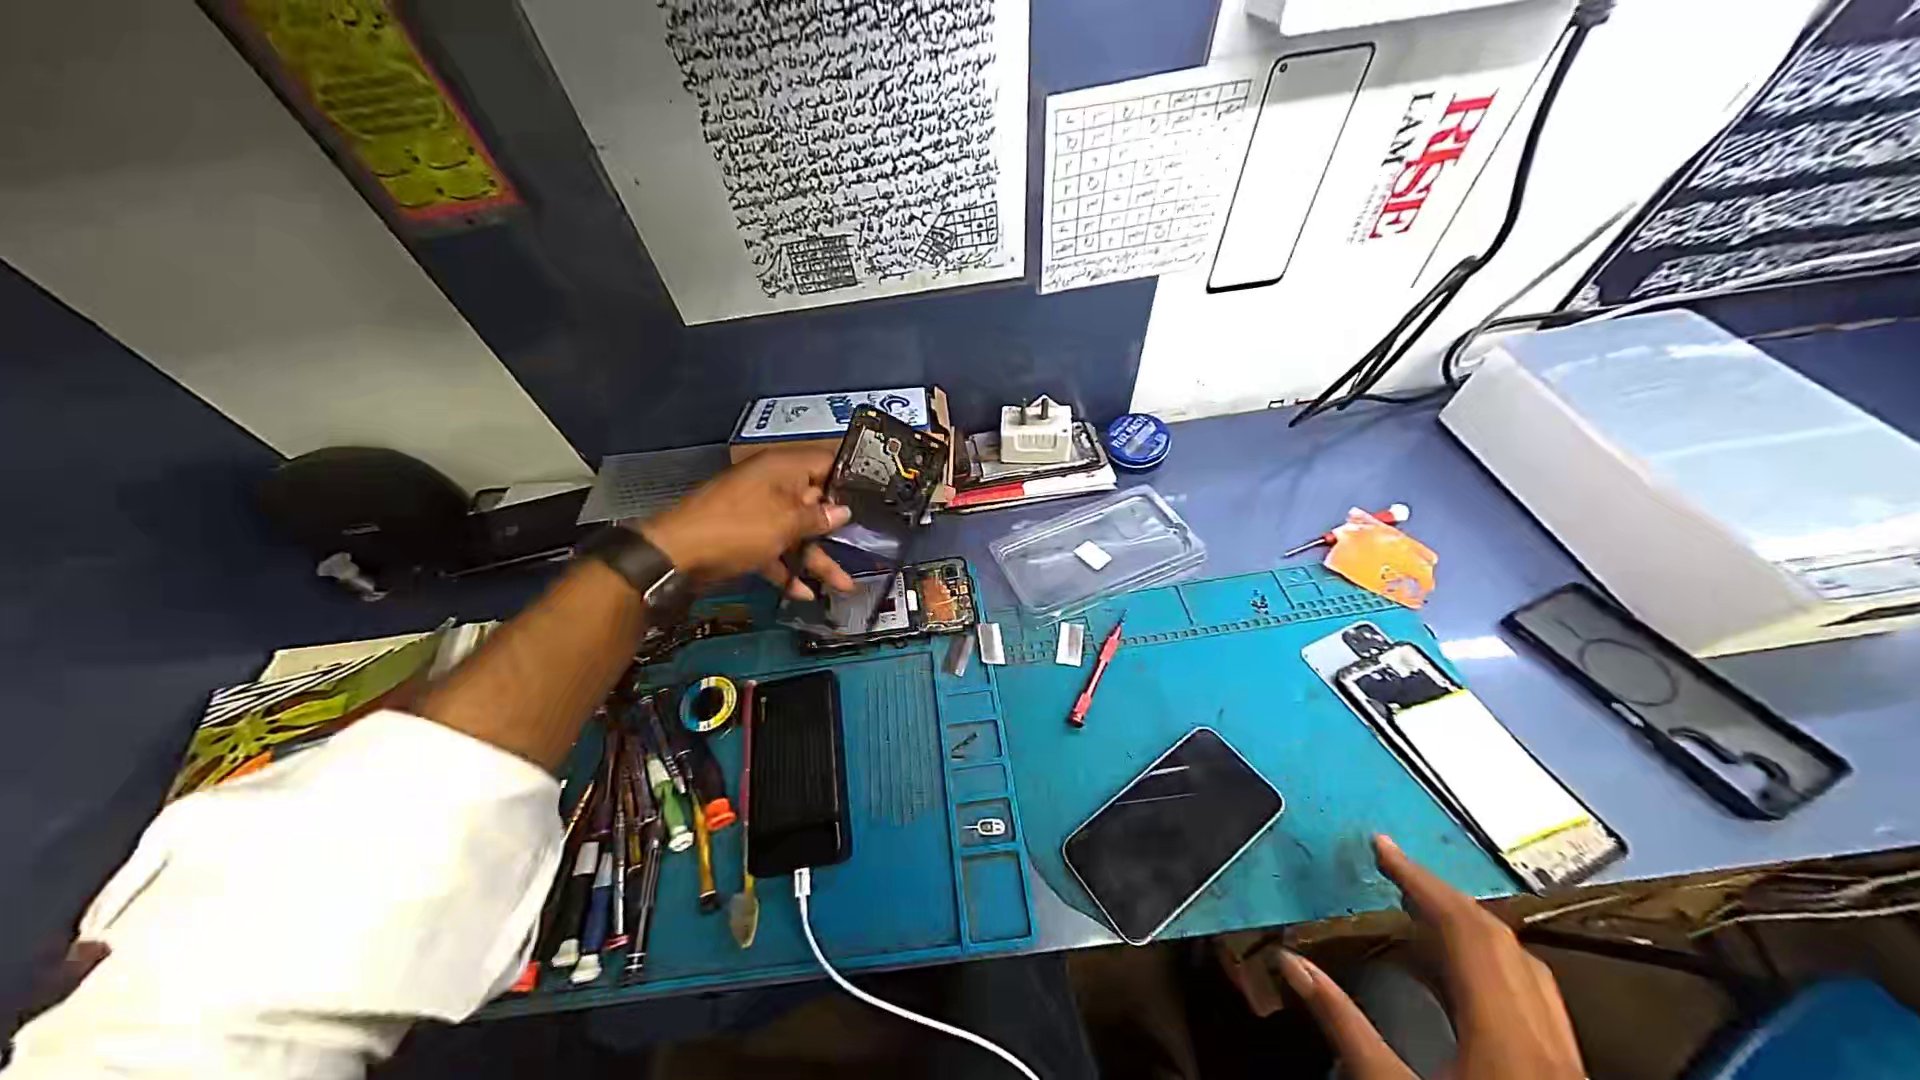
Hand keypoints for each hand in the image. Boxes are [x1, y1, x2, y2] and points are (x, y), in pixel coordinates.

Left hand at [639, 448, 854, 599]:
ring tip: (844, 585)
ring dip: (817, 559)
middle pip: (815, 503)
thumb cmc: (738, 528)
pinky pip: (776, 550)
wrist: (677, 555)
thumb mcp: (786, 522)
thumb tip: (843, 511)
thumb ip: (819, 518)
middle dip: (838, 528)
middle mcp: (773, 486)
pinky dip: (788, 570)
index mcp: (783, 468)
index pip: (826, 462)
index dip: (850, 479)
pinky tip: (804, 594)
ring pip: (797, 532)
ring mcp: (758, 513)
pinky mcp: (746, 538)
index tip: (874, 499)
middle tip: (867, 546)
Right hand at [1278, 835, 1583, 1079]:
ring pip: (1523, 966)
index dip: (1419, 881)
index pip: (1464, 928)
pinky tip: (1451, 977)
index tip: (1380, 846)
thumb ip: (1344, 1026)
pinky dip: (1486, 965)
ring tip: (1416, 911)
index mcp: (1505, 1031)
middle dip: (1442, 895)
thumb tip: (1289, 962)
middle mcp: (1546, 1035)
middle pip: (1498, 938)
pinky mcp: (1564, 1076)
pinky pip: (1528, 995)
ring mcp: (1564, 1059)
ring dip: (1469, 927)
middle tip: (1391, 871)